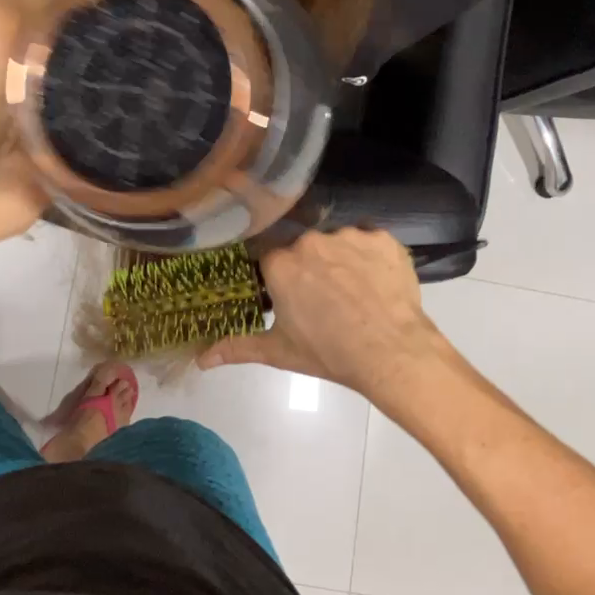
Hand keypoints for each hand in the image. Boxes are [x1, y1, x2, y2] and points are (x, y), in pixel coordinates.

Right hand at [199, 230, 456, 404]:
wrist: (392, 353)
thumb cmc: (330, 352)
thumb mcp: (280, 351)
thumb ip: (237, 347)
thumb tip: (201, 359)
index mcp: (281, 263)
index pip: (272, 260)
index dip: (281, 279)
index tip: (291, 296)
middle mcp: (309, 241)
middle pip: (304, 248)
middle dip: (312, 268)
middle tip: (326, 299)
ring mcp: (348, 235)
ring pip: (337, 243)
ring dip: (342, 261)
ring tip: (356, 293)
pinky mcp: (381, 237)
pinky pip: (370, 242)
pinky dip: (372, 259)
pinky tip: (378, 283)